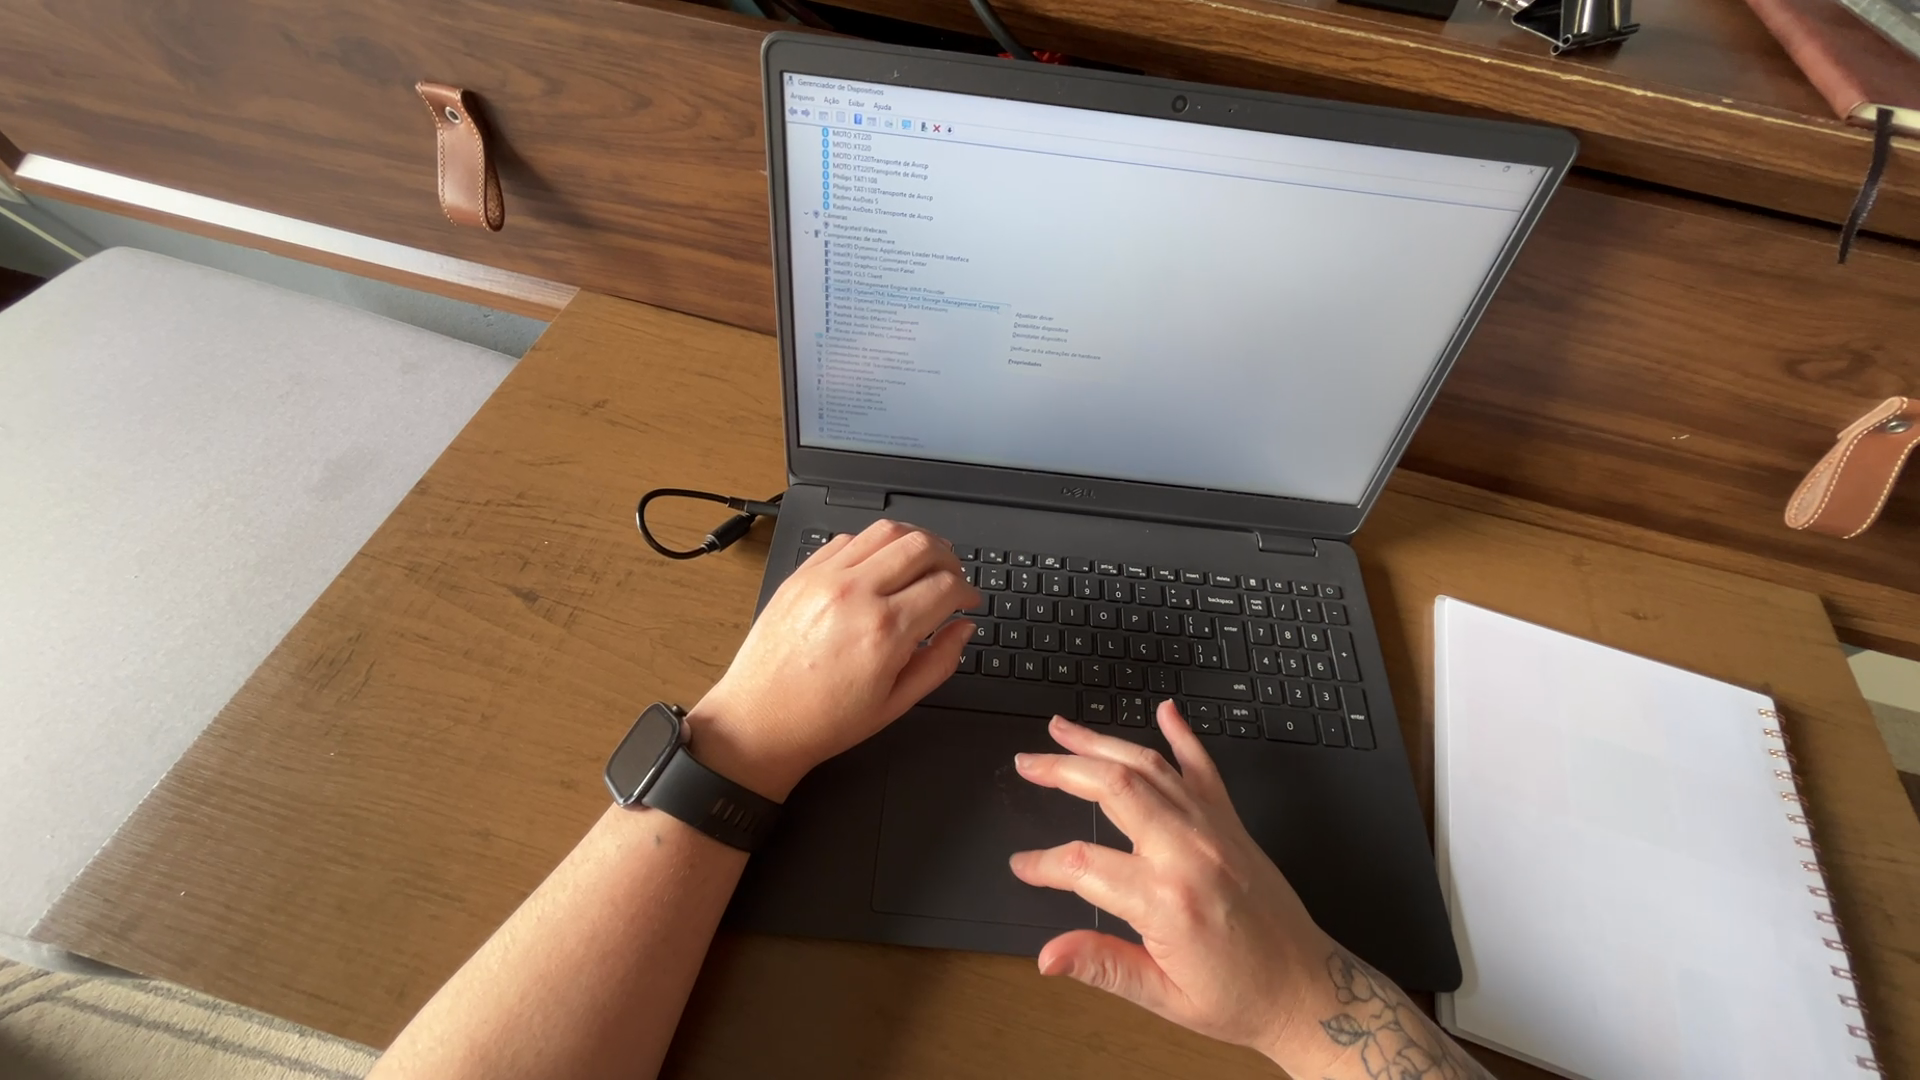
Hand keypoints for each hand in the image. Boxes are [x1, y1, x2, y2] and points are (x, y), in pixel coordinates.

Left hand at [688, 519, 978, 800]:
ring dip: (916, 540)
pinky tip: (881, 564)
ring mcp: (825, 578)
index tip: (968, 601)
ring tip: (924, 561)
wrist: (757, 723)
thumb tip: (964, 628)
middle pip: (922, 545)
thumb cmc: (822, 721)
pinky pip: (848, 539)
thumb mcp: (896, 703)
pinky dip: (875, 544)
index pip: (946, 585)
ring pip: (887, 530)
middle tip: (953, 577)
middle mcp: (856, 594)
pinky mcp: (802, 574)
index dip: (968, 591)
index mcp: (884, 631)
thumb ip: (940, 661)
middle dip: (950, 558)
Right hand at [1007, 702, 1339, 1069]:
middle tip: (1027, 762)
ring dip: (1100, 742)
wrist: (1311, 991)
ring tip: (1062, 729)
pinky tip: (1165, 711)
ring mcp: (1212, 827)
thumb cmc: (1239, 999)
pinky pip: (1203, 766)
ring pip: (1148, 765)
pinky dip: (1182, 734)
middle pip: (1113, 786)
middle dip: (1061, 768)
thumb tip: (1046, 956)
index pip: (1082, 865)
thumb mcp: (1164, 997)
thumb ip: (1101, 964)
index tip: (1022, 865)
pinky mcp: (1230, 820)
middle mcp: (1188, 850)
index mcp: (1167, 900)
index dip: (1042, 863)